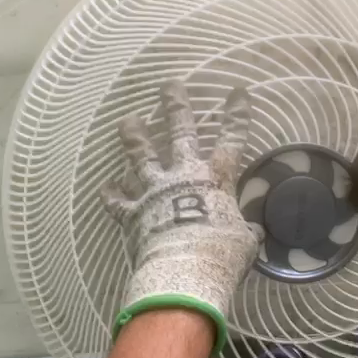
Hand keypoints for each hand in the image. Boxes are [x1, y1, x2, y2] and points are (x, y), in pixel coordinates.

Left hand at [104, 80, 259, 354]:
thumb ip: (246, 232)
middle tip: (170, 85)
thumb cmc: (222, 254)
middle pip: (180, 133)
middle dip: (176, 107)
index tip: (238, 91)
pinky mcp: (132, 213)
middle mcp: (183, 175)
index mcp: (216, 179)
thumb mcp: (245, 242)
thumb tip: (252, 234)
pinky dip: (111, 194)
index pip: (231, 139)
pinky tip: (104, 186)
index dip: (236, 115)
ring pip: (141, 157)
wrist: (185, 272)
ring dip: (134, 137)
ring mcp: (154, 191)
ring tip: (127, 119)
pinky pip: (118, 201)